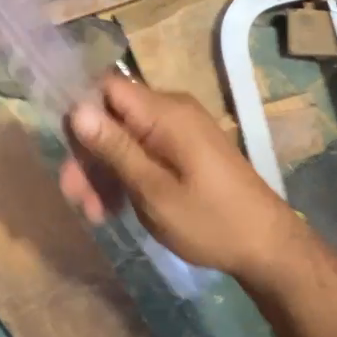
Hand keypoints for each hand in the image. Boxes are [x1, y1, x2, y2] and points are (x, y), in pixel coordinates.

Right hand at [60, 73, 302, 278]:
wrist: (271, 249)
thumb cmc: (212, 221)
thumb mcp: (155, 191)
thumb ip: (115, 148)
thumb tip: (75, 109)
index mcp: (164, 113)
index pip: (106, 87)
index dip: (80, 110)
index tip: (65, 148)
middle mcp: (170, 111)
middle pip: (111, 116)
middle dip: (88, 153)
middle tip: (74, 195)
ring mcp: (178, 130)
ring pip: (123, 137)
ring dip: (103, 170)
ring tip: (92, 212)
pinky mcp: (183, 149)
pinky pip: (141, 149)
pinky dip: (124, 174)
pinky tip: (112, 207)